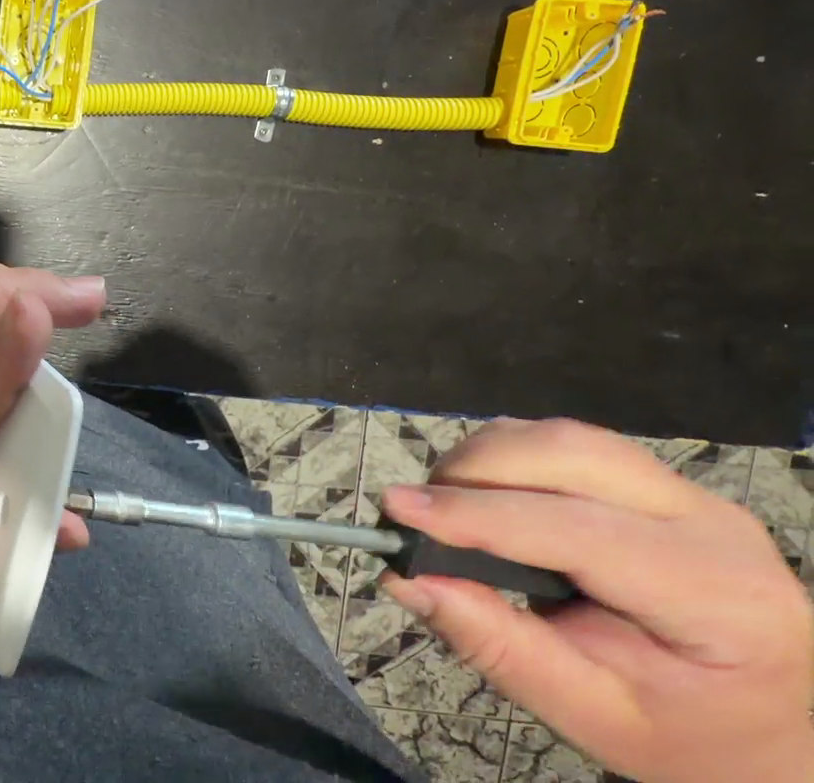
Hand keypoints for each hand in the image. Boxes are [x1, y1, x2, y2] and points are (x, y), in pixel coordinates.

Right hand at [379, 418, 813, 782]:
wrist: (775, 728)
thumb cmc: (687, 732)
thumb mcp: (593, 716)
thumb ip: (498, 647)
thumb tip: (405, 580)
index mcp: (716, 597)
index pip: (573, 530)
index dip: (475, 514)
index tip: (394, 509)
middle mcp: (710, 525)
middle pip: (567, 453)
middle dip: (474, 470)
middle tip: (421, 514)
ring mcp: (688, 495)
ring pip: (560, 437)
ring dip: (486, 459)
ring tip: (451, 510)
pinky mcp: (659, 484)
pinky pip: (566, 444)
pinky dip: (507, 459)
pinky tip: (491, 503)